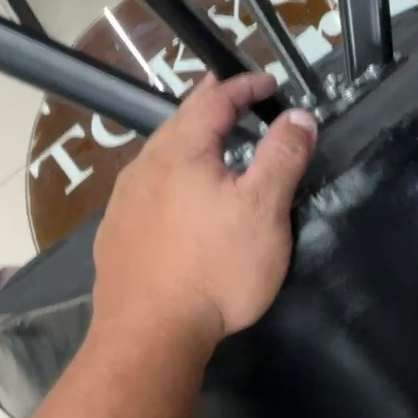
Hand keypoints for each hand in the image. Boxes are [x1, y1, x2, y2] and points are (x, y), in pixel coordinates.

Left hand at [92, 72, 317, 354]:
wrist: (150, 335)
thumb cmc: (216, 267)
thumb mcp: (265, 208)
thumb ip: (283, 156)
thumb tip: (299, 116)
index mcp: (181, 153)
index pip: (214, 100)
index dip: (244, 86)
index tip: (270, 82)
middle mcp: (145, 168)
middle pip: (181, 122)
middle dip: (214, 107)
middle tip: (241, 102)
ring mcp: (125, 203)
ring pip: (162, 156)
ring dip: (193, 142)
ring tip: (217, 148)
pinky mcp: (117, 235)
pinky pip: (150, 188)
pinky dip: (176, 176)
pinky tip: (185, 201)